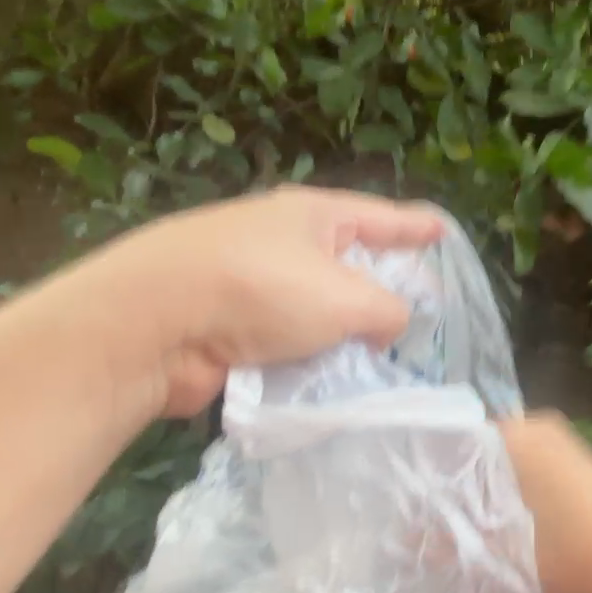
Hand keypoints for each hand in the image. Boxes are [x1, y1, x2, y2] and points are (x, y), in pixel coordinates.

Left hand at [57, 186, 443, 417]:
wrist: (146, 327)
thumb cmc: (260, 292)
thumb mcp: (349, 299)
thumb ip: (390, 311)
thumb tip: (385, 326)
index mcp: (313, 216)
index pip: (382, 217)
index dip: (418, 226)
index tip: (444, 231)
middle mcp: (279, 240)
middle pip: (349, 260)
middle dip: (383, 284)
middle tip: (418, 309)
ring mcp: (245, 279)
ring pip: (315, 304)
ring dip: (342, 328)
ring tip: (378, 355)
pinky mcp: (220, 322)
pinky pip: (283, 336)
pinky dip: (306, 353)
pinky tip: (327, 376)